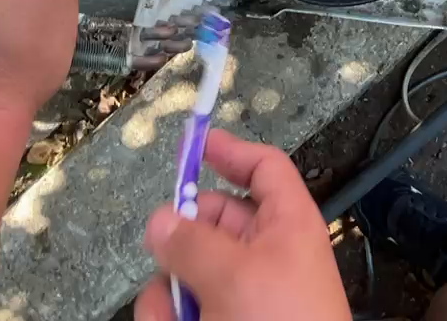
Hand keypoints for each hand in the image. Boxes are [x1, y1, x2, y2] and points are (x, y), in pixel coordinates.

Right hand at [134, 130, 349, 320]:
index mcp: (287, 223)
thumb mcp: (235, 276)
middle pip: (212, 224)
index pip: (264, 169)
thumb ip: (192, 243)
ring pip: (189, 276)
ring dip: (172, 297)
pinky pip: (185, 313)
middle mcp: (266, 254)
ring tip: (179, 320)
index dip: (232, 151)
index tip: (196, 142)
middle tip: (167, 256)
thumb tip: (159, 219)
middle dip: (184, 242)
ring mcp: (244, 297)